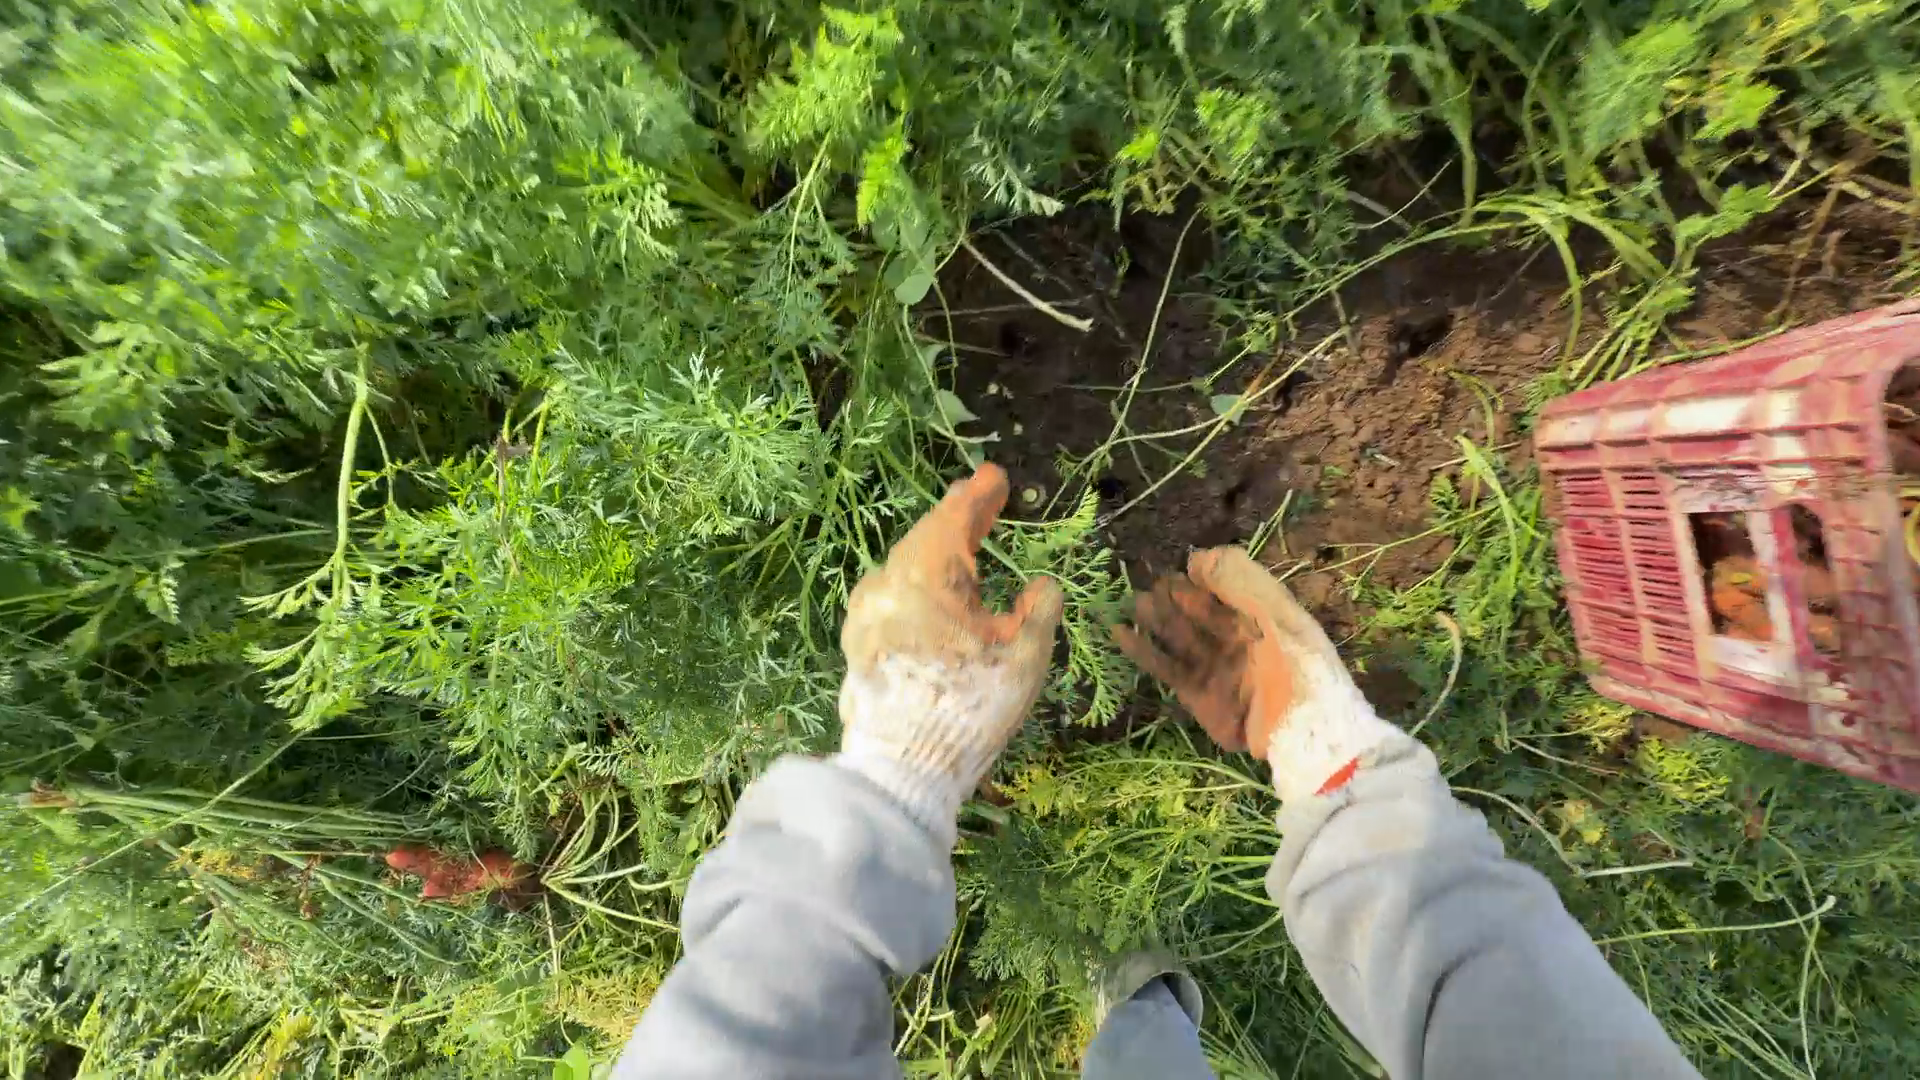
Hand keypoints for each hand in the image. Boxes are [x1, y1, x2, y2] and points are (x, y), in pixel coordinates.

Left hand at [835, 464, 1063, 841]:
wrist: (902, 770)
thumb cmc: (969, 705)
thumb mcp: (1023, 655)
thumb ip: (1040, 608)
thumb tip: (1041, 587)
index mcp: (925, 574)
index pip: (954, 518)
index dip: (978, 495)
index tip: (994, 476)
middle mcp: (886, 583)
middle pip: (927, 539)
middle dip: (959, 521)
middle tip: (984, 503)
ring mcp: (865, 614)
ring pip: (906, 568)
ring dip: (937, 554)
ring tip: (964, 547)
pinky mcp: (858, 643)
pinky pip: (893, 597)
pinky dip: (918, 586)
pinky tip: (932, 596)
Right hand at [1115, 548, 1398, 800]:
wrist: (1301, 730)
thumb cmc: (1298, 665)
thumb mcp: (1277, 612)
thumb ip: (1239, 580)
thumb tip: (1195, 559)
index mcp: (1261, 618)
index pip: (1223, 591)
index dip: (1201, 581)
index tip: (1182, 573)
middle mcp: (1235, 640)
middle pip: (1197, 612)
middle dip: (1174, 598)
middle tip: (1152, 586)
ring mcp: (1214, 667)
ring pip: (1177, 636)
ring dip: (1156, 619)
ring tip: (1136, 603)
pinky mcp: (1195, 694)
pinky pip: (1165, 667)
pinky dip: (1142, 650)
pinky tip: (1121, 633)